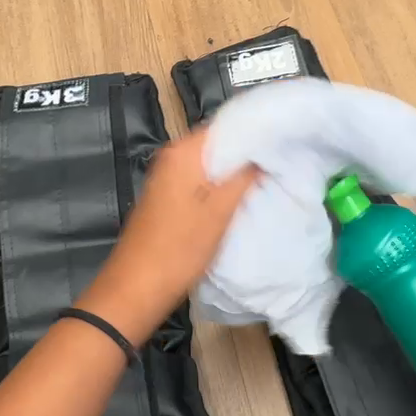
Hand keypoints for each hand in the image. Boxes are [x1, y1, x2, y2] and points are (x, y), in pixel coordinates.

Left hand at [77, 129, 259, 344]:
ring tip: (265, 179)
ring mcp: (165, 177)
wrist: (136, 288)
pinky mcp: (164, 196)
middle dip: (245, 153)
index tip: (280, 141)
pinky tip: (238, 198)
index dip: (253, 132)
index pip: (224, 127)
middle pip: (215, 145)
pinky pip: (197, 180)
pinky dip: (217, 186)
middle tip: (278, 162)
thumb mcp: (219, 212)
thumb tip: (261, 154)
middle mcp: (170, 157)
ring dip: (232, 172)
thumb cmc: (180, 248)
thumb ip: (242, 177)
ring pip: (207, 165)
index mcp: (182, 152)